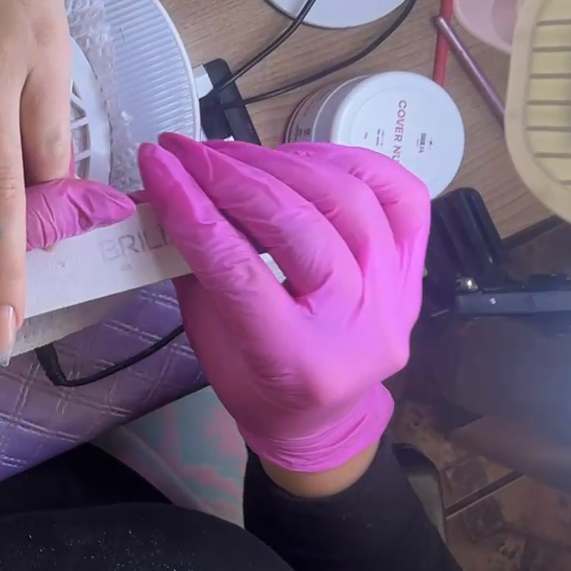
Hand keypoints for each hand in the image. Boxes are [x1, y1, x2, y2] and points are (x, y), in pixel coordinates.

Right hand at [138, 135, 430, 472]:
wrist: (320, 419)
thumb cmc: (251, 384)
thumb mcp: (204, 335)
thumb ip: (192, 264)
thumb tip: (166, 190)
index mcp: (292, 360)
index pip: (233, 265)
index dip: (188, 204)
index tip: (156, 165)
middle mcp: (356, 326)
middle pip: (294, 225)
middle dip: (230, 175)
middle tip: (186, 151)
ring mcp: (396, 297)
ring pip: (347, 200)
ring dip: (281, 163)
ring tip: (232, 153)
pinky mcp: (414, 272)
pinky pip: (400, 196)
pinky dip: (347, 163)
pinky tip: (299, 158)